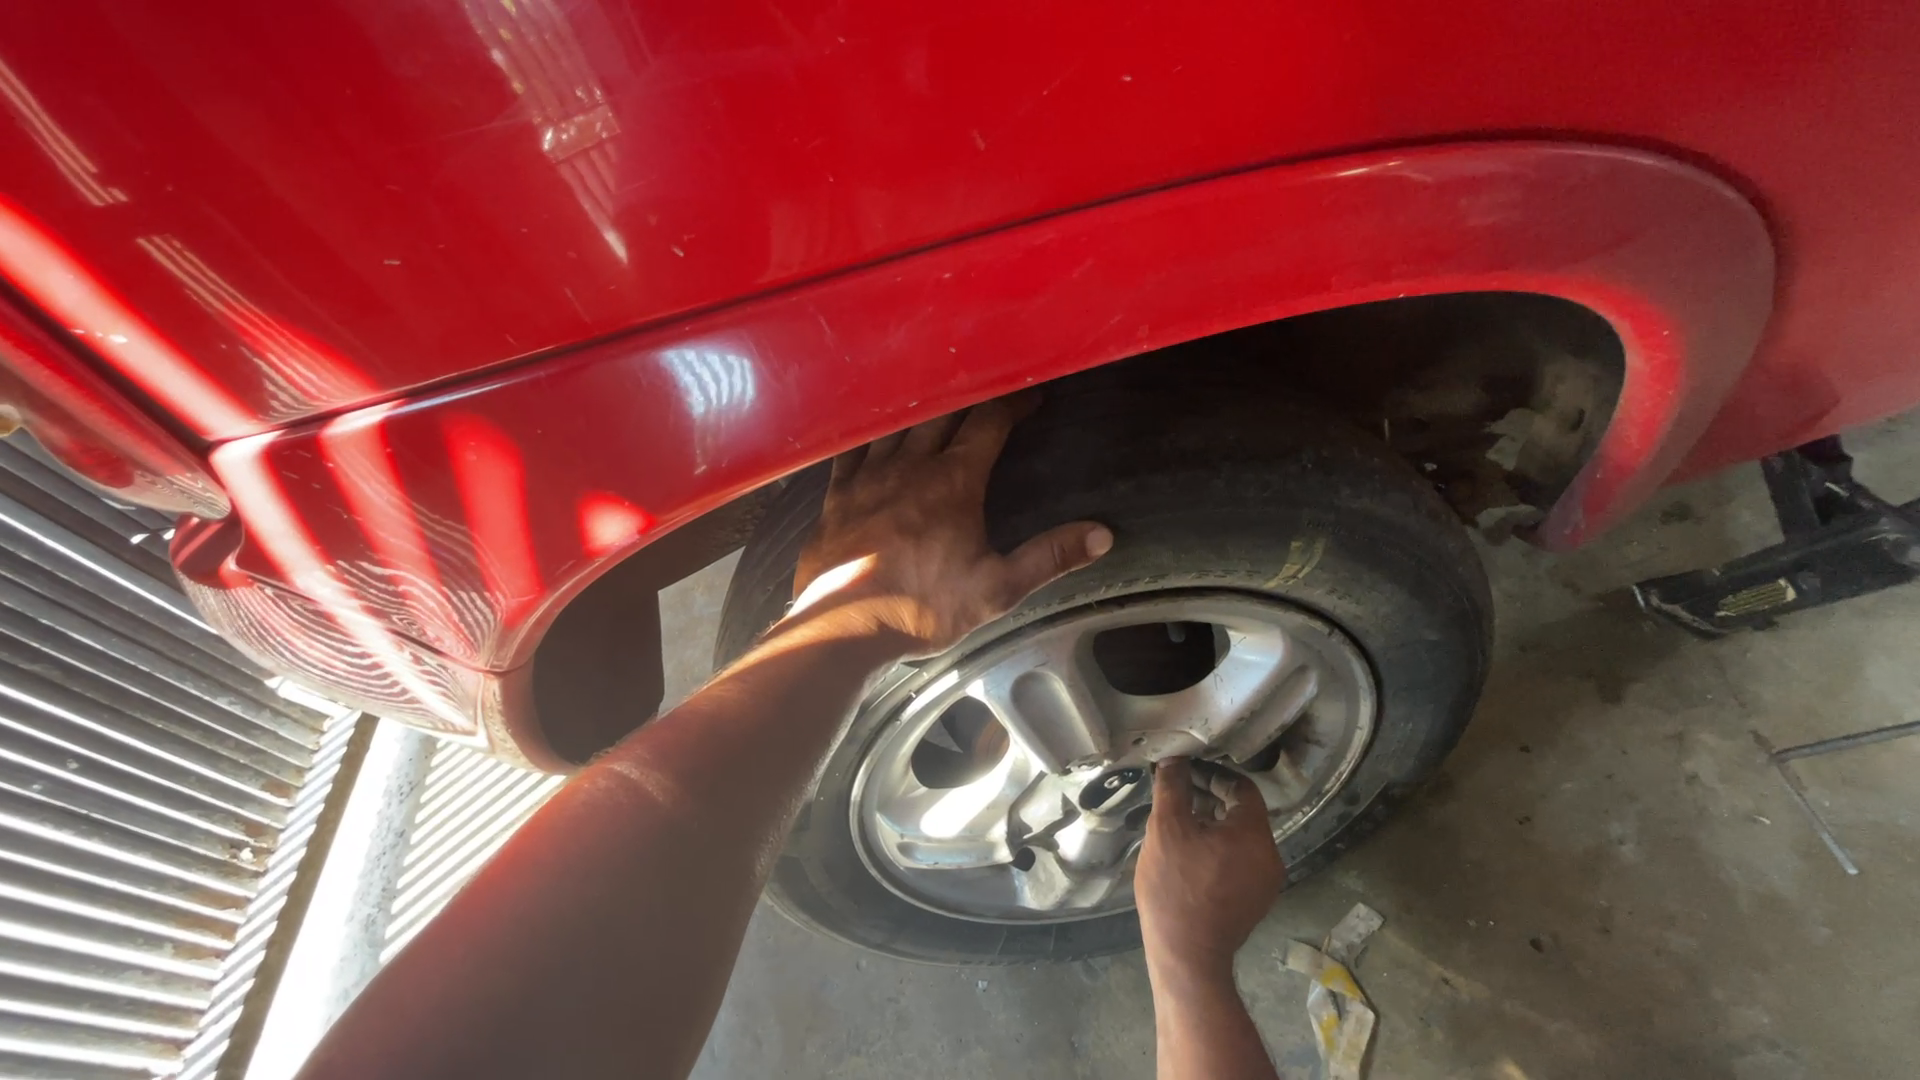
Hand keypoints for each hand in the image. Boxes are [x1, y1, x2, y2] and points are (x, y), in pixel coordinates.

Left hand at [789, 397, 1112, 654]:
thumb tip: (1102, 535)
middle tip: (990, 393)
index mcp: (953, 481)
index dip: (1014, 403)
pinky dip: (870, 430)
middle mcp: (910, 465)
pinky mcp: (837, 494)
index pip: (989, 422)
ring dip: (922, 406)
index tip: (1032, 397)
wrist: (845, 628)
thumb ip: (1049, 557)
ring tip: (938, 400)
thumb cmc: (924, 608)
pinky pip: (853, 447)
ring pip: (898, 422)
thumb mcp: (997, 589)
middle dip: (972, 396)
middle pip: (943, 412)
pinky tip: (874, 427)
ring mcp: (868, 476)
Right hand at [1136, 758, 1285, 978]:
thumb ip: (1172, 787)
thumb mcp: (1166, 828)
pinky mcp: (1253, 901)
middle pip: (1242, 812)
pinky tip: (1187, 850)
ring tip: (1177, 819)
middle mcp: (1269, 857)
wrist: (1186, 956)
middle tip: (1176, 792)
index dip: (1212, 773)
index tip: (1185, 770)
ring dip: (1211, 821)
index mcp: (1254, 835)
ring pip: (1238, 837)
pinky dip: (1216, 846)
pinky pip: (1237, 859)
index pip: (1242, 787)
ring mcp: (1264, 883)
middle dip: (1209, 796)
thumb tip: (1174, 759)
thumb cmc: (1176, 887)